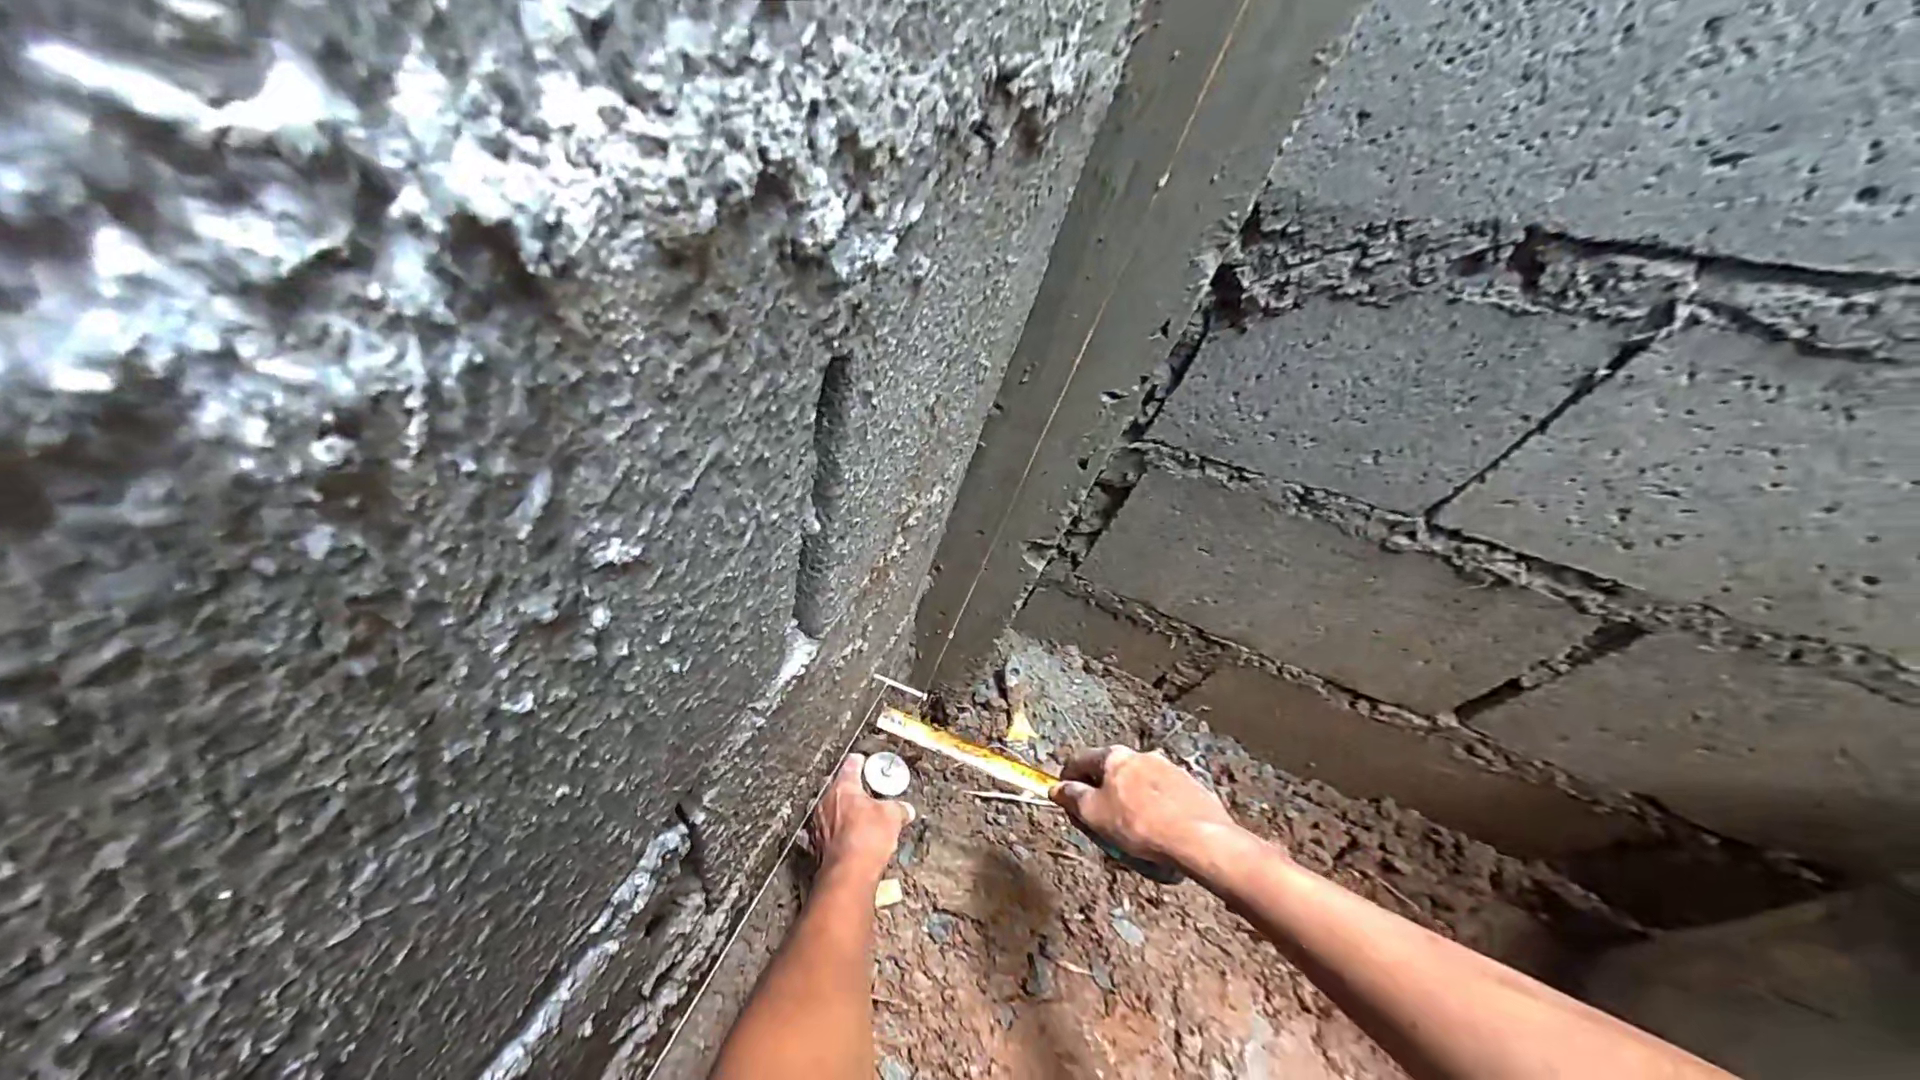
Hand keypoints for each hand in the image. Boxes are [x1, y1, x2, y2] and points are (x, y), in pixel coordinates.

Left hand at [810, 754, 913, 878]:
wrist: (848, 873)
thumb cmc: (868, 837)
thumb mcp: (892, 817)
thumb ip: (899, 808)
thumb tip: (906, 810)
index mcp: (843, 787)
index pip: (850, 766)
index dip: (858, 762)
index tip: (861, 759)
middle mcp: (826, 801)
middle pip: (839, 788)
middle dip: (851, 790)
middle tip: (865, 793)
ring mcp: (819, 823)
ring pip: (832, 810)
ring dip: (844, 812)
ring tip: (860, 818)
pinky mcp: (817, 844)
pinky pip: (829, 831)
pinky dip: (839, 832)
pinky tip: (851, 839)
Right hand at [1049, 746, 1244, 868]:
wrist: (1200, 838)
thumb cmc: (1140, 825)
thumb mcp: (1095, 814)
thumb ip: (1073, 798)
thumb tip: (1057, 788)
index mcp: (1114, 756)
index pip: (1079, 760)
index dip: (1067, 780)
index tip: (1065, 799)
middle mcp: (1141, 755)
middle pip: (1110, 772)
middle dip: (1101, 794)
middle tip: (1099, 822)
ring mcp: (1168, 768)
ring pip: (1137, 783)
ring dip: (1128, 801)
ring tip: (1131, 832)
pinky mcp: (1189, 786)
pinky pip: (1161, 795)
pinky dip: (1153, 809)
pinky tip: (1157, 832)